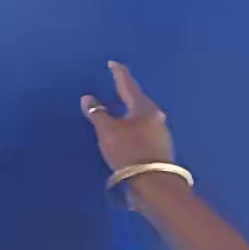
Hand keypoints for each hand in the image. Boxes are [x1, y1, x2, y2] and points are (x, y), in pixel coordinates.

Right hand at [81, 61, 175, 175]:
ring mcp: (160, 132)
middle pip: (137, 99)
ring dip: (128, 111)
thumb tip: (88, 98)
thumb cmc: (129, 151)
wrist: (154, 185)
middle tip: (113, 87)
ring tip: (117, 110)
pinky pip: (143, 128)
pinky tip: (126, 130)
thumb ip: (96, 113)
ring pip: (140, 115)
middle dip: (124, 94)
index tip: (113, 63)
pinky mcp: (160, 147)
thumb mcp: (107, 131)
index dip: (118, 73)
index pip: (127, 84)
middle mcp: (155, 116)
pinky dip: (132, 124)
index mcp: (143, 107)